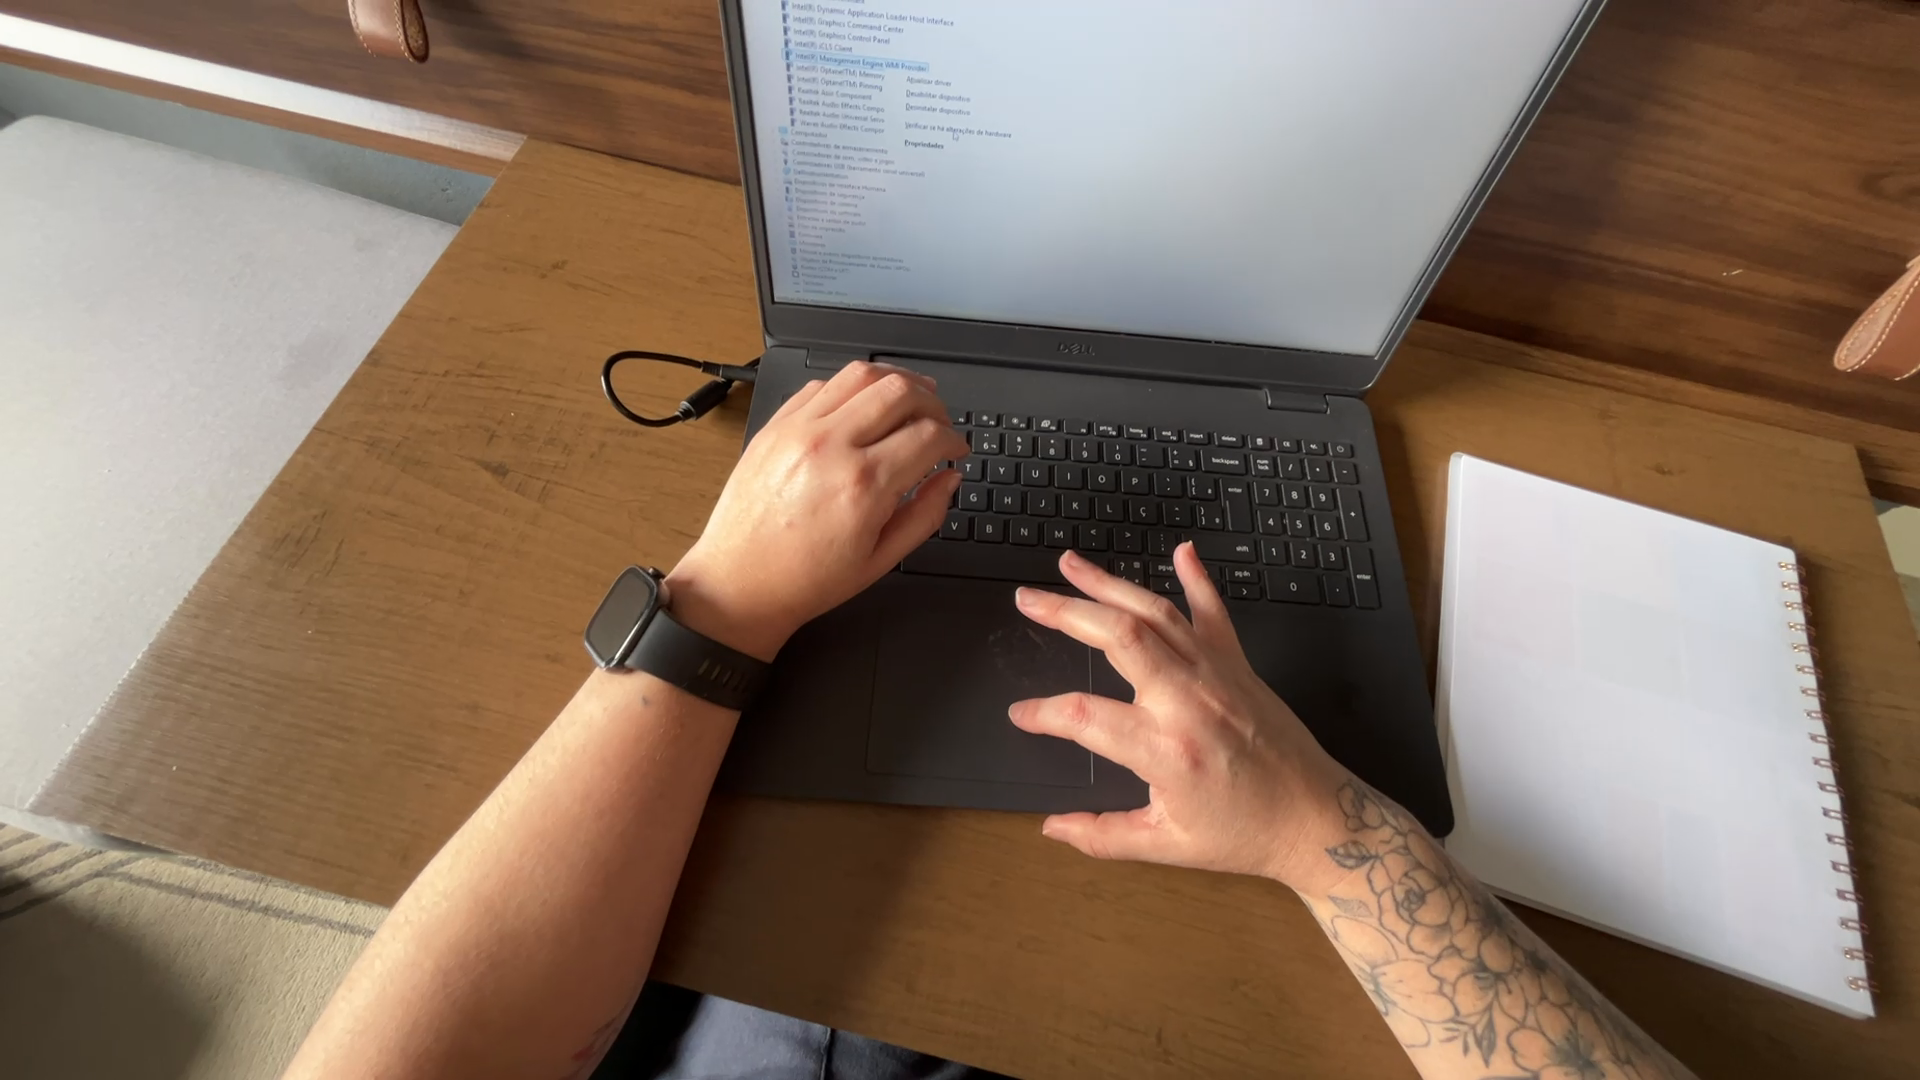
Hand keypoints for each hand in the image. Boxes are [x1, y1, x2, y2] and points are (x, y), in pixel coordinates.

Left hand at [666, 361, 969, 661]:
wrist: (738, 584)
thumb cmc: (805, 580)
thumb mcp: (881, 559)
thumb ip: (926, 515)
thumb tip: (950, 478)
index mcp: (863, 485)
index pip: (929, 435)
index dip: (955, 439)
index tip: (956, 449)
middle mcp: (831, 446)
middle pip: (901, 390)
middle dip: (934, 403)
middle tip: (940, 423)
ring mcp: (798, 430)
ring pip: (862, 373)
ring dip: (896, 381)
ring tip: (911, 398)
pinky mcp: (775, 426)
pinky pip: (823, 385)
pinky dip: (853, 388)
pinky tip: (864, 405)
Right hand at [1008, 545, 1355, 891]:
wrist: (1320, 820)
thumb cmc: (1243, 834)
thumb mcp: (1166, 846)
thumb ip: (1102, 836)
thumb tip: (1050, 827)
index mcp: (1166, 749)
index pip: (1083, 716)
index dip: (1042, 713)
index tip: (1020, 714)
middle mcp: (1187, 699)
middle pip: (1117, 636)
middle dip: (1065, 612)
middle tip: (1028, 599)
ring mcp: (1215, 672)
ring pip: (1155, 612)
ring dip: (1108, 583)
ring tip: (1070, 564)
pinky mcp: (1238, 662)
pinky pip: (1213, 611)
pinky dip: (1196, 577)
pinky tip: (1181, 550)